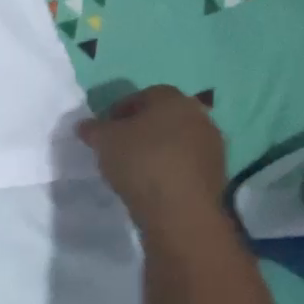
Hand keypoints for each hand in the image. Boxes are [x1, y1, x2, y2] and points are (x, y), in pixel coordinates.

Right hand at [78, 85, 228, 227]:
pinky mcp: (216, 172)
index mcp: (174, 100)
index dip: (122, 108)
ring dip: (157, 147)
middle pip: (164, 116)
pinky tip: (151, 180)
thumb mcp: (102, 140)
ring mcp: (213, 145)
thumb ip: (92, 128)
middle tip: (118, 144)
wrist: (180, 209)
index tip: (106, 127)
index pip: (145, 94)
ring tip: (133, 165)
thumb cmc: (140, 161)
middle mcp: (199, 117)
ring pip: (177, 139)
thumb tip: (87, 126)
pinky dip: (169, 165)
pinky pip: (186, 160)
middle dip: (141, 127)